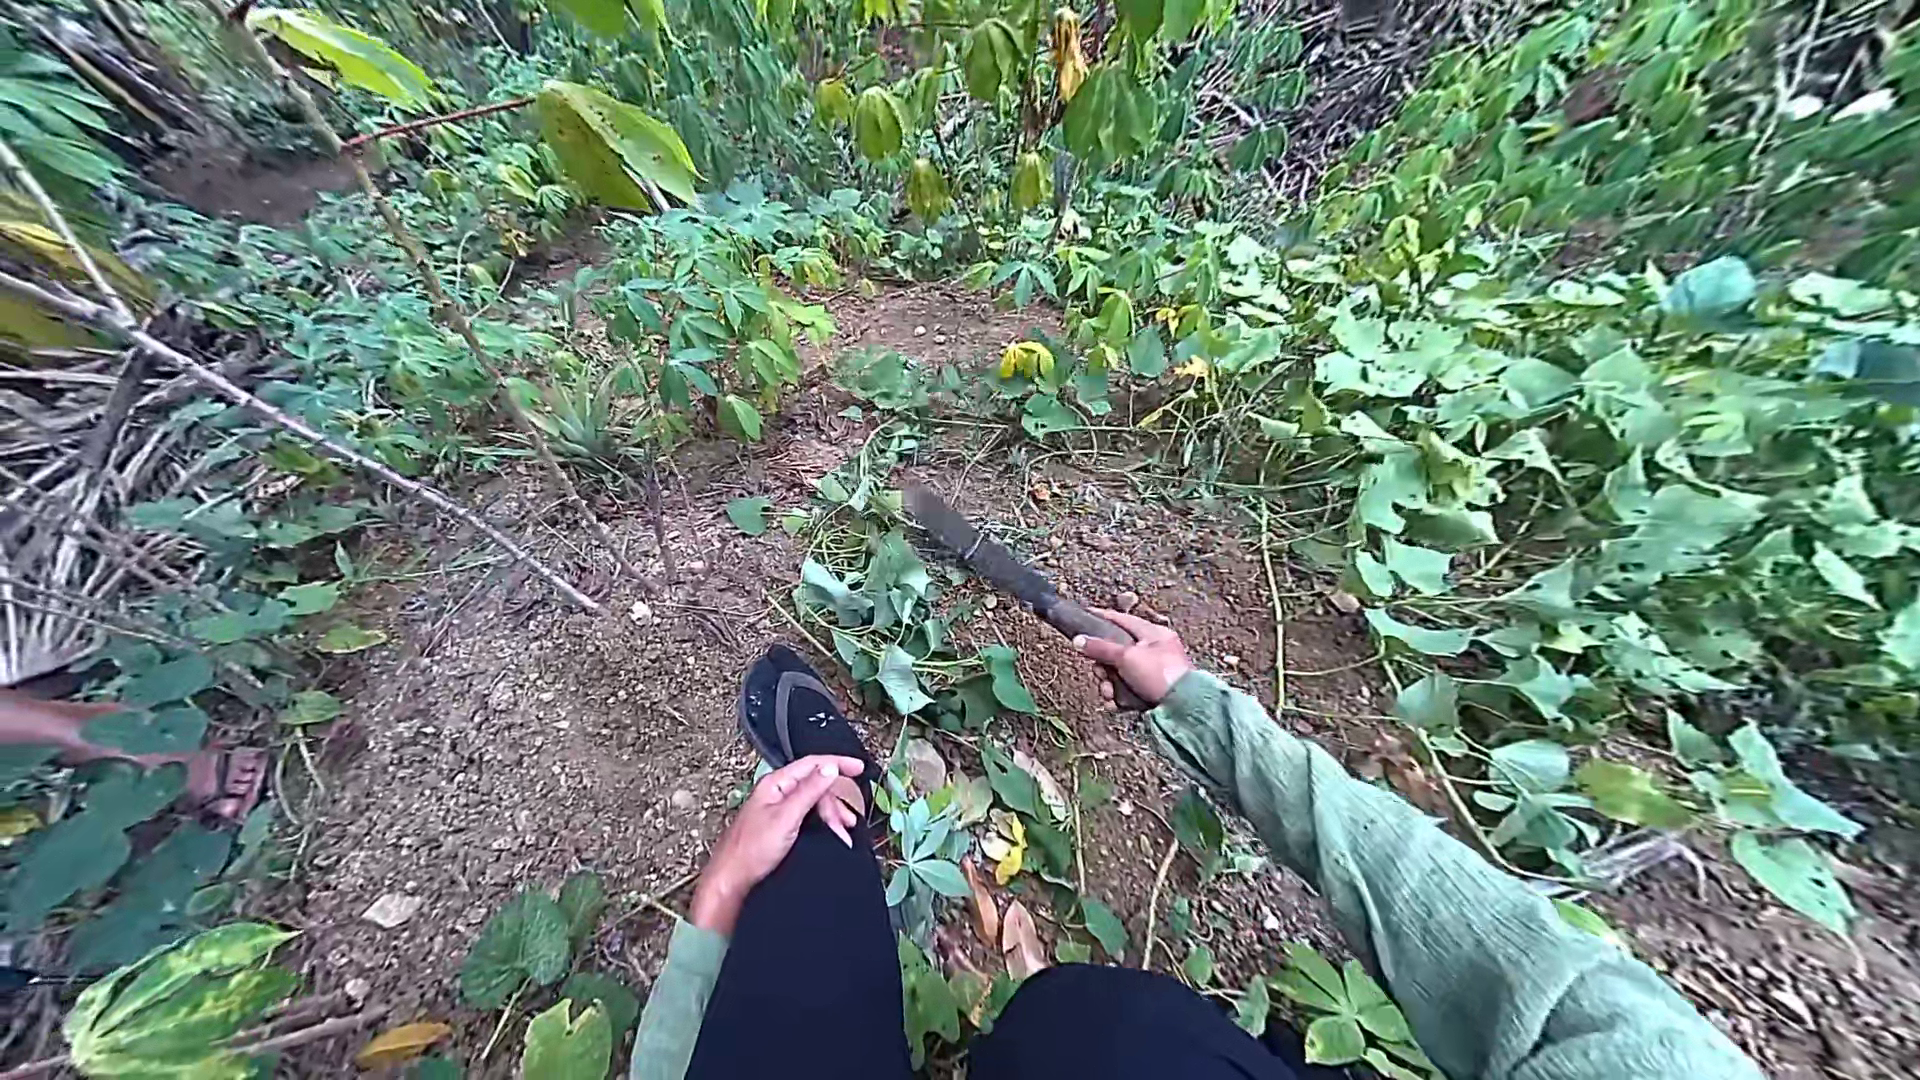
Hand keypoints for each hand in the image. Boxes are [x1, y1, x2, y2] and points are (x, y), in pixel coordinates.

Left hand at [690, 755, 867, 935]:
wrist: (730, 886)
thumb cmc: (748, 853)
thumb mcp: (786, 818)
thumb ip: (809, 790)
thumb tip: (830, 768)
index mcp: (775, 784)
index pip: (813, 764)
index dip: (838, 763)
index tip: (858, 768)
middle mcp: (777, 793)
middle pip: (817, 786)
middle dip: (835, 802)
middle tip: (847, 820)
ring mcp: (779, 810)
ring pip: (815, 803)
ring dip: (832, 816)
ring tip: (842, 832)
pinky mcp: (781, 828)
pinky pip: (810, 818)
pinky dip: (824, 825)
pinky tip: (831, 836)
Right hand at [1072, 608, 1194, 705]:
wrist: (1184, 710)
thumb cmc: (1162, 675)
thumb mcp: (1126, 656)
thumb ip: (1100, 648)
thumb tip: (1078, 640)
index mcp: (1153, 634)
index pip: (1121, 619)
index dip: (1101, 617)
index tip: (1085, 616)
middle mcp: (1154, 650)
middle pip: (1116, 651)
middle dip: (1103, 665)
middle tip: (1101, 672)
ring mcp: (1153, 672)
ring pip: (1118, 672)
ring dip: (1108, 684)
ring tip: (1109, 692)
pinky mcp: (1151, 691)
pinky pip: (1126, 689)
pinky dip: (1118, 696)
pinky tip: (1115, 703)